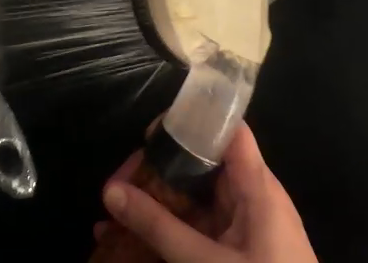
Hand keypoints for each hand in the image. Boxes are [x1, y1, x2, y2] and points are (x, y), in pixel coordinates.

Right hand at [98, 123, 317, 262]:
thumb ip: (159, 227)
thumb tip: (110, 190)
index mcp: (257, 187)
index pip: (228, 129)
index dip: (190, 119)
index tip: (148, 136)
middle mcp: (253, 198)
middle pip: (202, 162)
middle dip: (156, 170)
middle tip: (117, 187)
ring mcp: (247, 227)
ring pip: (196, 197)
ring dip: (156, 202)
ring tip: (113, 214)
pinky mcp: (241, 252)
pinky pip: (200, 227)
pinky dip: (170, 228)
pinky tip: (131, 241)